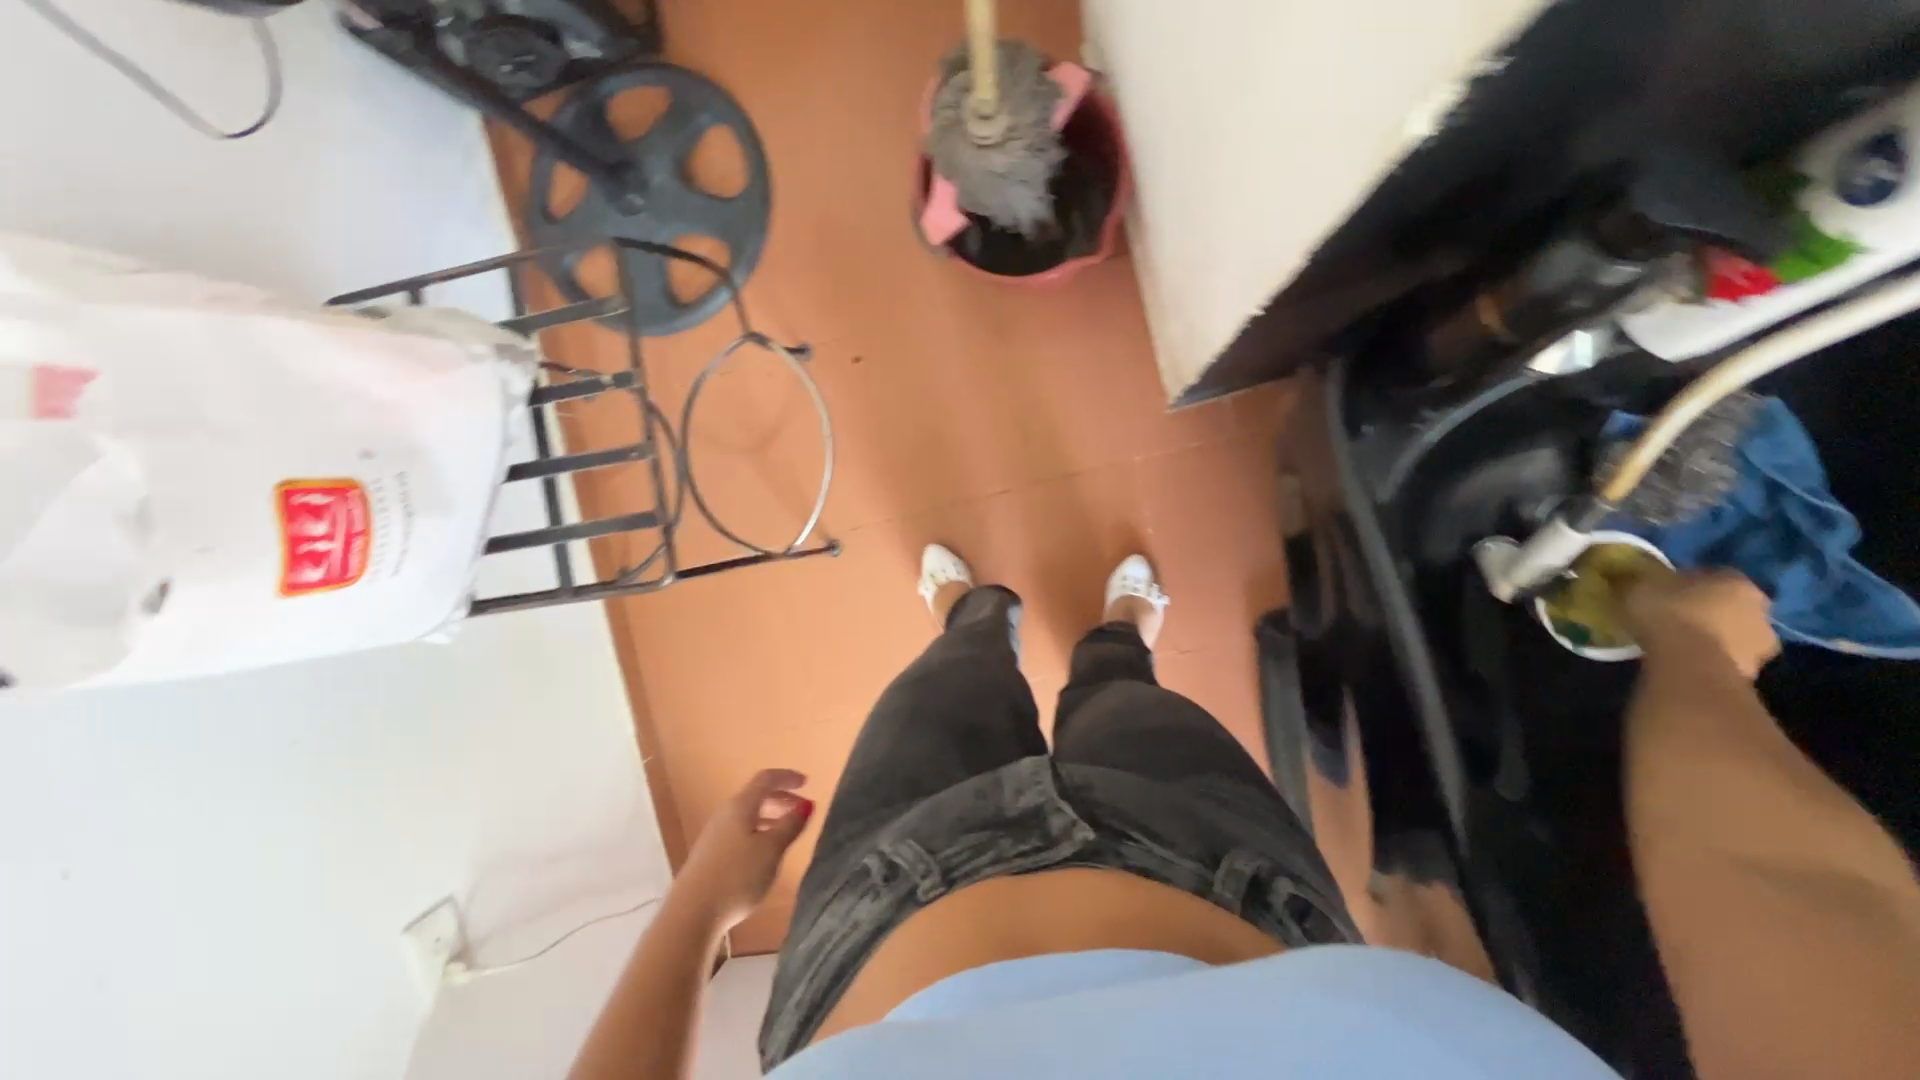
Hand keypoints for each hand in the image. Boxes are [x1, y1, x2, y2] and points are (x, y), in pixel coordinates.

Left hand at [676, 769, 814, 931]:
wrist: (691, 914)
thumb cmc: (737, 876)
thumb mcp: (771, 850)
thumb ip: (790, 825)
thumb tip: (806, 805)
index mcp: (740, 806)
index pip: (766, 779)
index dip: (787, 777)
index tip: (806, 783)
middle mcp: (725, 815)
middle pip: (755, 796)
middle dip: (781, 799)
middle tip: (802, 811)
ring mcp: (714, 835)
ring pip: (747, 816)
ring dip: (770, 817)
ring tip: (788, 833)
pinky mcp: (710, 856)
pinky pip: (740, 832)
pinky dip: (758, 832)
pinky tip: (765, 854)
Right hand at [1607, 567, 1779, 679]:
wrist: (1692, 665)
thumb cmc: (1669, 615)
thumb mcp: (1637, 589)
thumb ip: (1634, 581)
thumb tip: (1621, 574)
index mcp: (1734, 580)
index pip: (1710, 575)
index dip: (1683, 583)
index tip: (1660, 593)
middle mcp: (1759, 607)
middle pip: (1728, 605)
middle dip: (1705, 610)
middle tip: (1672, 619)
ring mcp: (1762, 642)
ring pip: (1732, 633)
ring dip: (1710, 637)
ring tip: (1677, 645)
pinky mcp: (1754, 671)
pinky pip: (1726, 659)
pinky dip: (1710, 659)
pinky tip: (1685, 663)